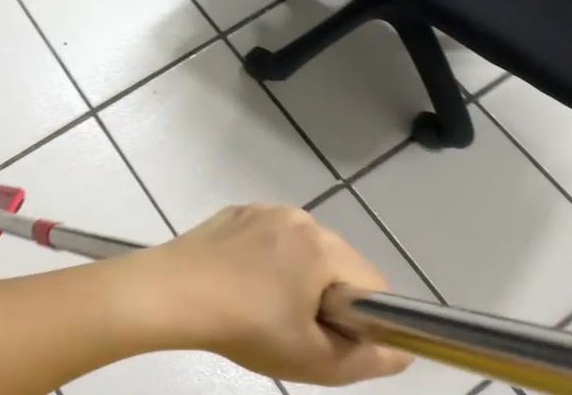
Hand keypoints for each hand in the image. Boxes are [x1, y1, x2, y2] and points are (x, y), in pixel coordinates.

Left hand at [119, 203, 412, 385]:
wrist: (171, 294)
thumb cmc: (246, 326)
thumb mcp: (317, 361)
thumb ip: (370, 359)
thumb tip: (399, 350)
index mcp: (322, 244)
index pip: (374, 286)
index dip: (364, 321)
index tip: (330, 337)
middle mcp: (295, 216)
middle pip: (339, 264)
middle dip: (330, 298)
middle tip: (295, 327)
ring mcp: (259, 210)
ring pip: (303, 251)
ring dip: (298, 279)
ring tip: (265, 308)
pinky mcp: (232, 213)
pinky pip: (270, 240)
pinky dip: (267, 262)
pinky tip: (242, 285)